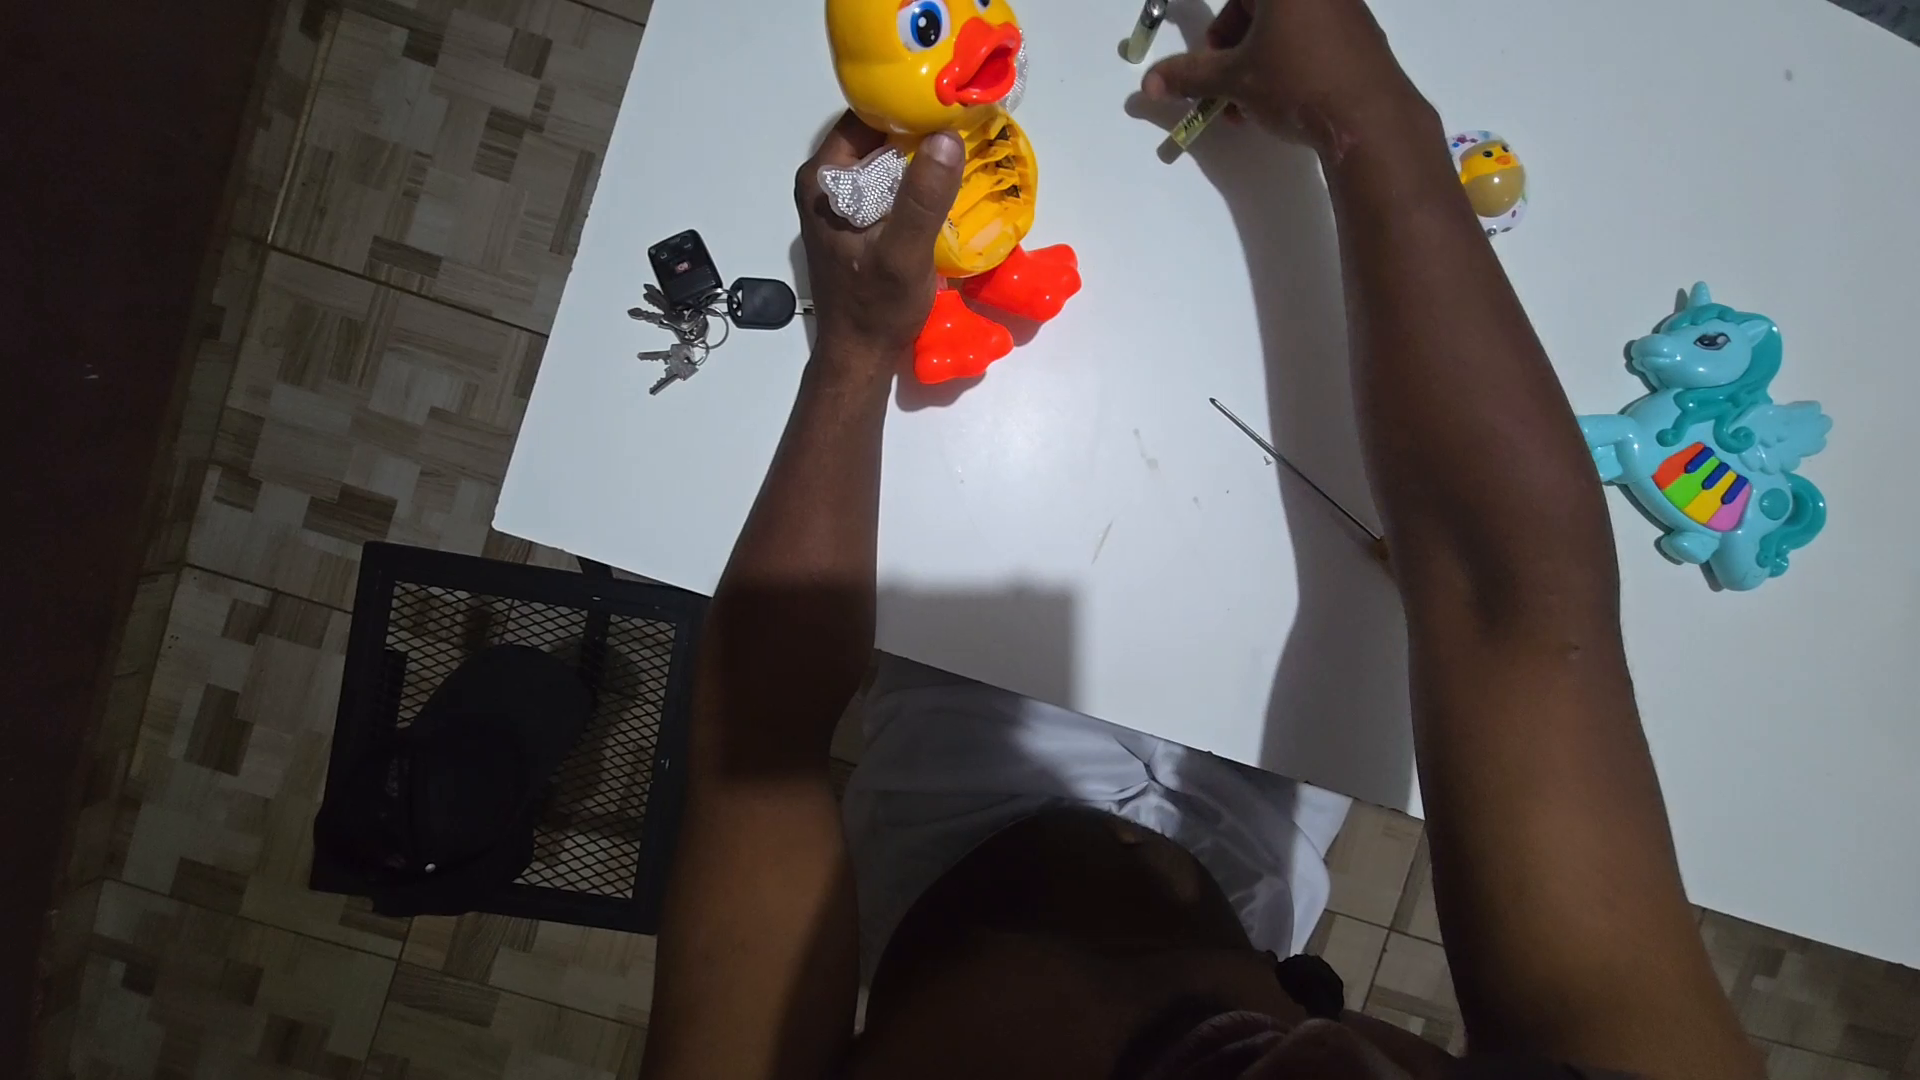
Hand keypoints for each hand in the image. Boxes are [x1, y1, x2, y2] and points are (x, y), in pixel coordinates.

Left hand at [794, 112, 964, 367]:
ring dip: (920, 161)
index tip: (949, 107)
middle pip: (877, 139)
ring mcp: (840, 208)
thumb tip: (947, 138)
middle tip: (964, 128)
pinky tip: (945, 192)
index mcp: (822, 180)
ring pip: (884, 166)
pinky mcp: (856, 228)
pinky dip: (915, 188)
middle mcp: (824, 187)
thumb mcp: (902, 253)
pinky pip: (888, 192)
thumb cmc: (876, 310)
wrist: (860, 358)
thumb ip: (922, 199)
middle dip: (919, 133)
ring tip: (962, 154)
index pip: (866, 117)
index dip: (908, 108)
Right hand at [1142, 0, 1434, 158]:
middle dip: (1227, 48)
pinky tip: (1273, 103)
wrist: (1365, 114)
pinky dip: (1279, 64)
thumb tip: (1148, 82)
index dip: (1214, 31)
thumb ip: (1189, 77)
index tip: (1207, 57)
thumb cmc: (1295, 82)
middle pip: (1254, 6)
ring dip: (1249, 64)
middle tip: (1218, 85)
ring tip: (1241, 107)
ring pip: (1277, 27)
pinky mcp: (1353, 30)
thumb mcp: (1233, 81)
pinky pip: (1303, 37)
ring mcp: (1339, 3)